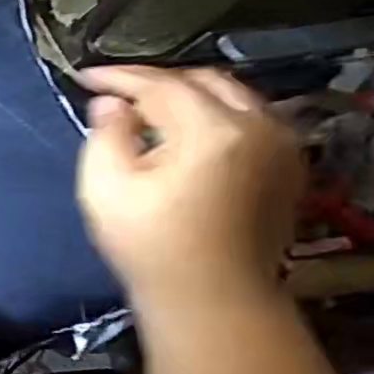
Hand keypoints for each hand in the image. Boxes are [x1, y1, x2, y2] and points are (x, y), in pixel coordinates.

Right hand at [75, 66, 302, 308]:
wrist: (212, 297)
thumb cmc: (149, 246)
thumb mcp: (105, 189)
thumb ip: (105, 136)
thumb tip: (112, 104)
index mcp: (212, 131)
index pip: (162, 84)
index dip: (120, 76)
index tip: (85, 76)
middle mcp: (259, 126)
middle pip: (205, 80)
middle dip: (156, 81)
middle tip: (117, 93)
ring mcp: (282, 146)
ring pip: (233, 96)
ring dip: (188, 95)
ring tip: (149, 109)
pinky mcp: (288, 166)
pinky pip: (250, 119)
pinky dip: (214, 114)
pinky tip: (186, 132)